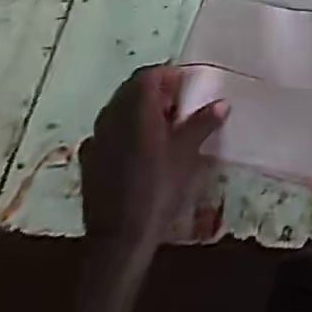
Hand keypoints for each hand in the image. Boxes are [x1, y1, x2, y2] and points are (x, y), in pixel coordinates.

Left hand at [79, 65, 226, 247]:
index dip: (169, 75)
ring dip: (141, 110)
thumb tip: (221, 103)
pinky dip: (126, 130)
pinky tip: (141, 150)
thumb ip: (203, 123)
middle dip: (156, 91)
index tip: (188, 87)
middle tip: (180, 106)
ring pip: (119, 109)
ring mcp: (97, 137)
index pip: (149, 75)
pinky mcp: (89, 158)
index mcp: (136, 108)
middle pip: (132, 89)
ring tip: (164, 128)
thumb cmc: (159, 188)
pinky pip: (109, 131)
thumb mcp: (188, 154)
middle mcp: (112, 115)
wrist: (121, 236)